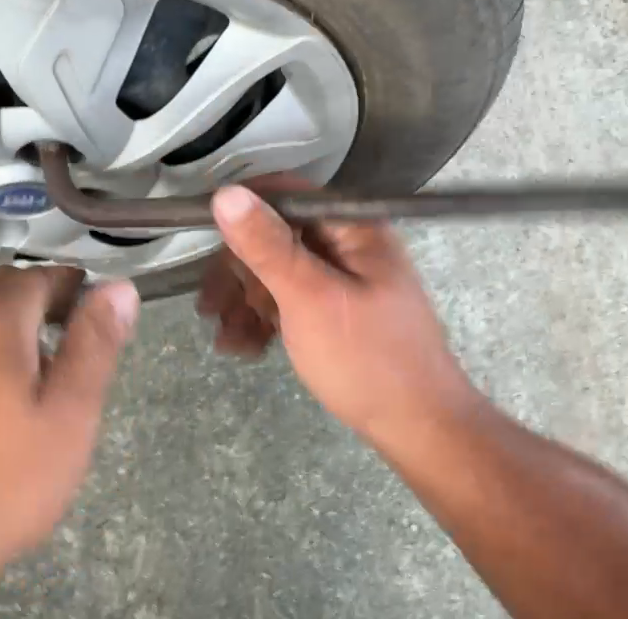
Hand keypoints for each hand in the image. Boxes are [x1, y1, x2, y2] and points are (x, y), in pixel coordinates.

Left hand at [0, 267, 138, 582]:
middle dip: (40, 300)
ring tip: (37, 375)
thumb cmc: (6, 480)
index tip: (96, 311)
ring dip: (7, 325)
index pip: (39, 276)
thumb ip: (94, 344)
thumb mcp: (70, 415)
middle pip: (2, 289)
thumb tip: (118, 288)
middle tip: (72, 340)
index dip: (72, 286)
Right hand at [198, 180, 481, 449]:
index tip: (207, 239)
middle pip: (274, 236)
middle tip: (211, 308)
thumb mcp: (309, 298)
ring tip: (224, 338)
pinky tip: (242, 346)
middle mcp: (348, 245)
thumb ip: (266, 245)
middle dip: (238, 272)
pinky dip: (262, 319)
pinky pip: (288, 300)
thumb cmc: (368, 360)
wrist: (421, 434)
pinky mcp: (335, 311)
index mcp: (352, 228)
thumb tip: (225, 192)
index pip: (286, 194)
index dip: (242, 210)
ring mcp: (342, 279)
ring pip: (275, 271)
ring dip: (243, 301)